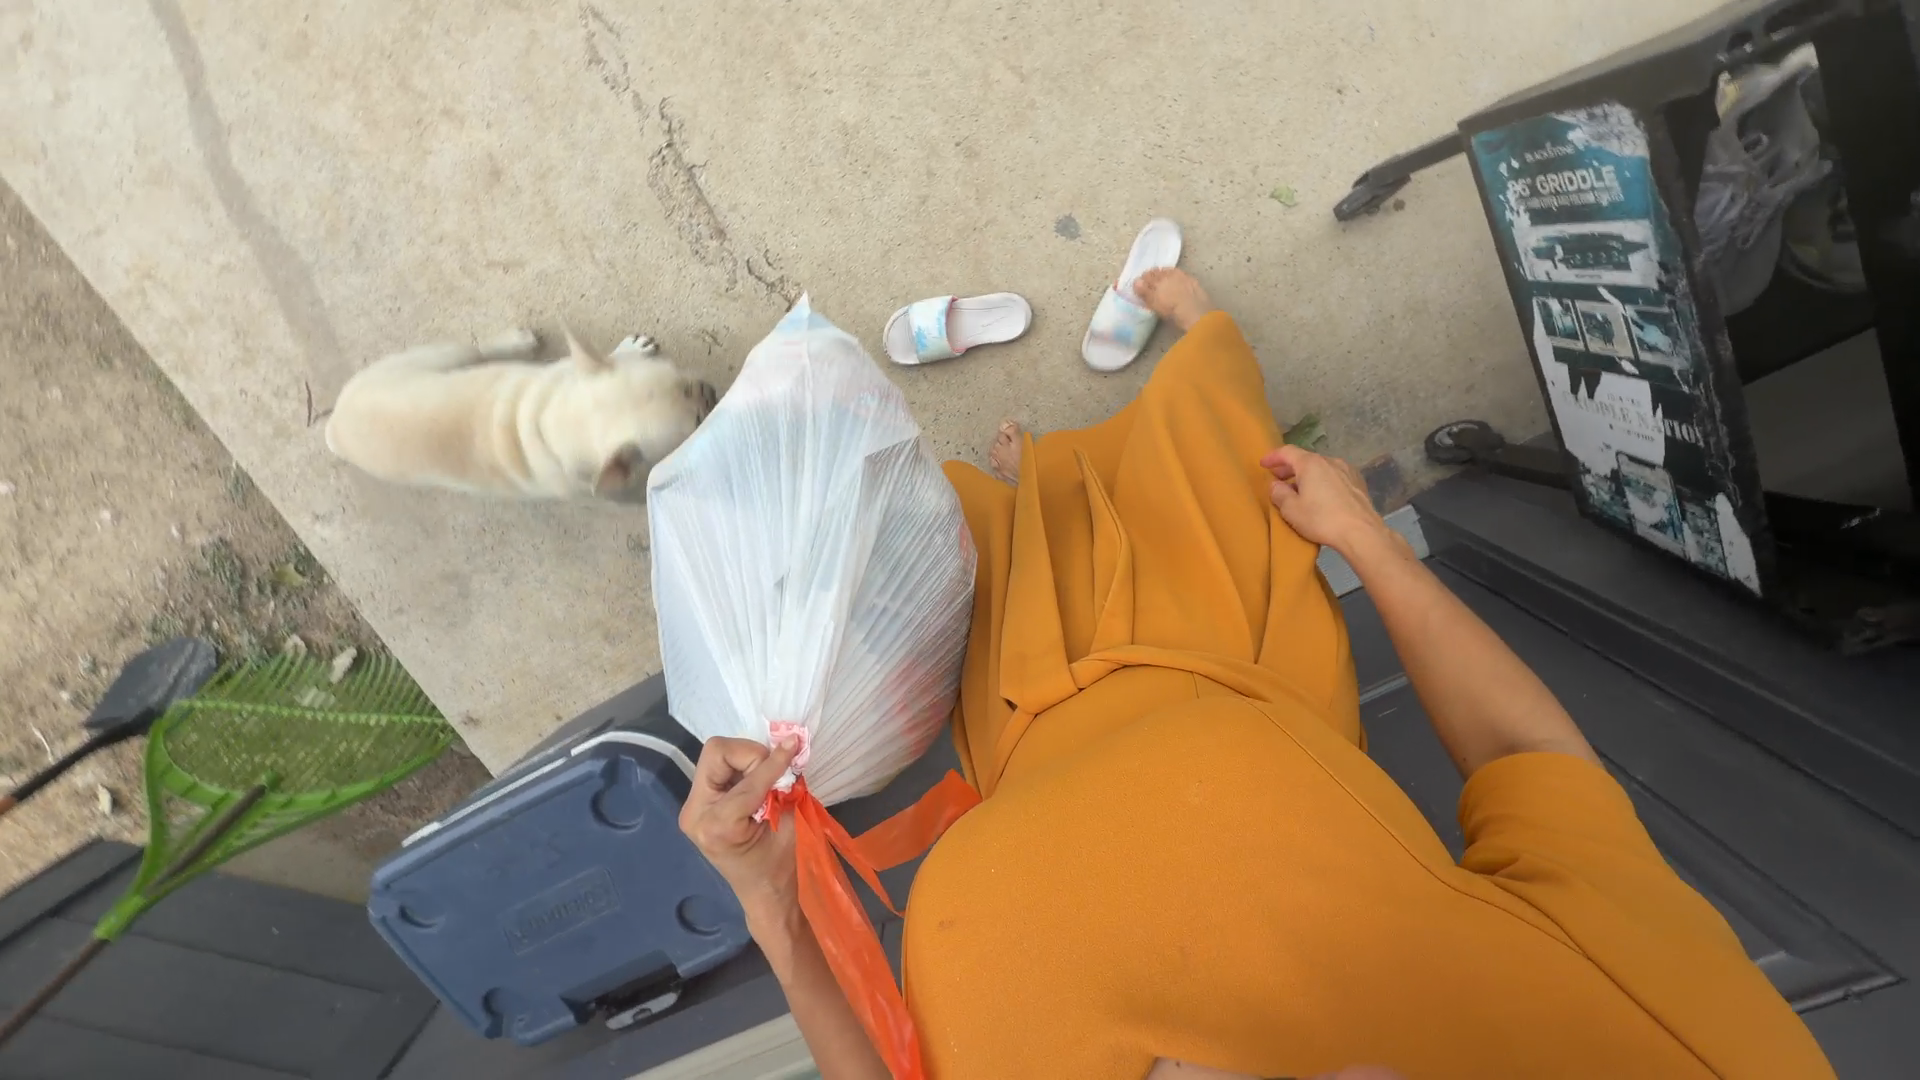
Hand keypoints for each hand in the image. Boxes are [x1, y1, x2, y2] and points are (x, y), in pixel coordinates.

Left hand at [679, 735, 801, 916]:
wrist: (765, 894)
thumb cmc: (782, 867)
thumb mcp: (791, 825)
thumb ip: (787, 785)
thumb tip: (792, 745)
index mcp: (717, 826)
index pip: (746, 780)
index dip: (773, 763)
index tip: (794, 745)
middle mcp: (695, 813)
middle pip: (716, 753)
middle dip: (751, 754)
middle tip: (774, 771)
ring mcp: (694, 807)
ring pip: (716, 754)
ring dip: (747, 758)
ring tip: (767, 778)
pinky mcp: (700, 802)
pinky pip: (719, 766)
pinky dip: (743, 765)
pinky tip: (757, 782)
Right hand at [1259, 445, 1399, 555]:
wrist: (1361, 532)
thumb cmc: (1321, 519)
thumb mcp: (1291, 510)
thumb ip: (1279, 494)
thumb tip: (1276, 485)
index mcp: (1311, 464)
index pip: (1287, 452)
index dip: (1273, 457)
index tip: (1263, 464)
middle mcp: (1330, 461)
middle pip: (1305, 459)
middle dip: (1289, 468)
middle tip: (1278, 479)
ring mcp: (1347, 471)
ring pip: (1321, 468)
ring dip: (1307, 476)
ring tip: (1299, 489)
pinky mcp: (1358, 483)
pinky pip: (1334, 477)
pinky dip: (1323, 481)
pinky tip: (1321, 496)